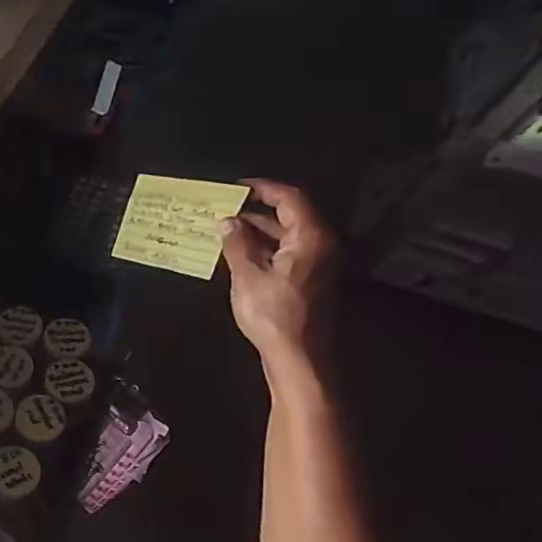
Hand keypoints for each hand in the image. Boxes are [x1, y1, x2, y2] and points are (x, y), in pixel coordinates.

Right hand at [219, 179, 334, 370]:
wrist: (297, 354)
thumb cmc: (272, 313)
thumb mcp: (247, 276)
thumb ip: (237, 245)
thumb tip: (228, 222)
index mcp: (310, 238)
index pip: (290, 199)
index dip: (264, 188)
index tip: (237, 186)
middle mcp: (319, 245)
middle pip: (289, 216)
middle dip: (255, 211)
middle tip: (222, 210)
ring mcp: (315, 264)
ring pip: (284, 237)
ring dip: (255, 232)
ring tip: (223, 232)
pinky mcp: (307, 280)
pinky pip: (284, 253)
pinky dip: (261, 249)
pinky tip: (236, 255)